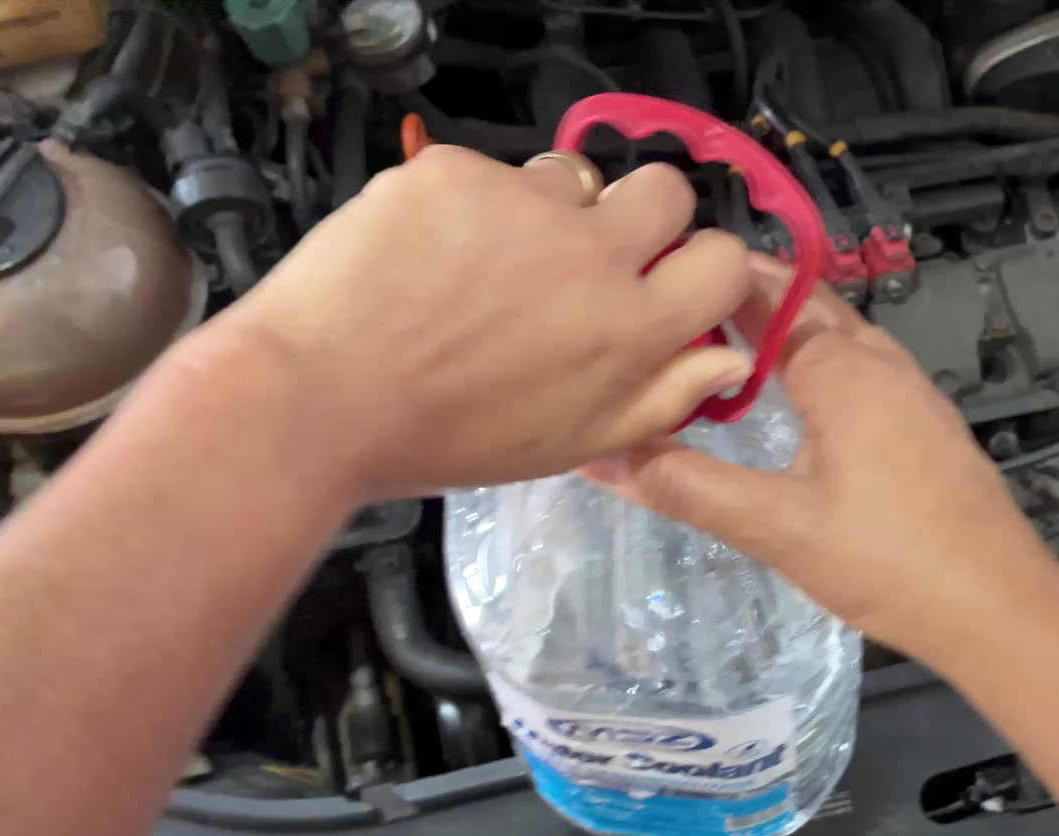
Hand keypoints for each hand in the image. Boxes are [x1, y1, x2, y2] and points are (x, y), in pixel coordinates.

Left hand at [182, 147, 752, 498]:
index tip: (682, 283)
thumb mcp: (583, 440)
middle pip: (667, 188)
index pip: (725, 259)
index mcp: (632, 328)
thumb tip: (733, 359)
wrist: (325, 400)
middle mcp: (593, 254)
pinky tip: (445, 255)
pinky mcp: (457, 172)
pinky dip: (485, 210)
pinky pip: (497, 175)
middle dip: (651, 219)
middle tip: (603, 257)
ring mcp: (523, 204)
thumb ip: (669, 396)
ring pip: (577, 179)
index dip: (711, 269)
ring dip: (562, 214)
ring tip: (507, 264)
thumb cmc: (462, 438)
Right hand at [585, 257, 1058, 661]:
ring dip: (785, 334)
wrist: (996, 606)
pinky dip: (820, 369)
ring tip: (727, 353)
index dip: (713, 283)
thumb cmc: (886, 561)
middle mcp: (884, 363)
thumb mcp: (774, 527)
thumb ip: (686, 486)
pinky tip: (800, 407)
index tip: (657, 287)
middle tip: (680, 319)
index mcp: (843, 368)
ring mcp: (915, 393)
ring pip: (840, 340)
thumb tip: (600, 456)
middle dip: (746, 302)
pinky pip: (864, 374)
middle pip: (808, 307)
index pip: (768, 294)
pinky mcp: (929, 427)